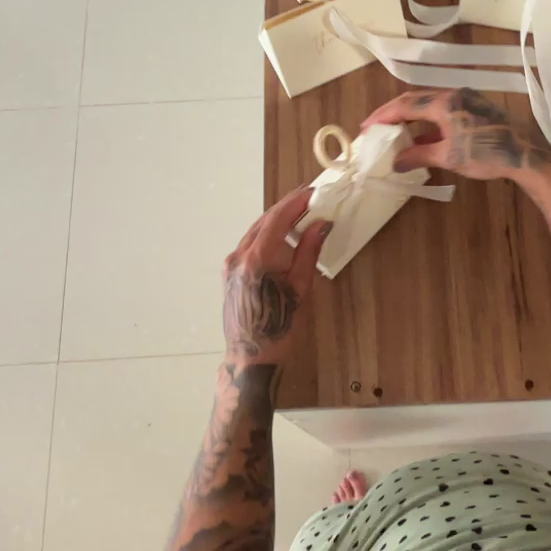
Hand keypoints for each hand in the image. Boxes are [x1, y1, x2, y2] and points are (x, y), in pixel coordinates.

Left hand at [222, 186, 330, 364]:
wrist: (251, 358)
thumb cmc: (280, 327)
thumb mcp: (300, 289)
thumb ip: (308, 252)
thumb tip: (321, 225)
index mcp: (256, 259)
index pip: (276, 219)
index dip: (295, 203)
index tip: (312, 192)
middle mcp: (238, 257)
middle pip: (263, 222)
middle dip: (286, 208)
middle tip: (308, 198)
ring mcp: (230, 265)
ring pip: (255, 232)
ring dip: (276, 221)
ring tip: (299, 215)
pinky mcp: (229, 274)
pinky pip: (249, 245)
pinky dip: (266, 237)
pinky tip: (281, 238)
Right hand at [364, 88, 550, 183]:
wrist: (525, 154)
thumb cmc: (486, 154)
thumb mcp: (449, 157)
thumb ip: (419, 156)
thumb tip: (395, 162)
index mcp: (444, 103)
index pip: (405, 105)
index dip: (383, 116)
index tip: (366, 128)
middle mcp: (453, 95)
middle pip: (415, 101)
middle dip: (393, 115)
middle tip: (376, 129)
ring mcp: (466, 100)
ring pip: (429, 106)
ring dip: (410, 119)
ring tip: (394, 134)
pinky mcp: (475, 109)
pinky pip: (443, 111)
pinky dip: (427, 123)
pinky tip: (421, 139)